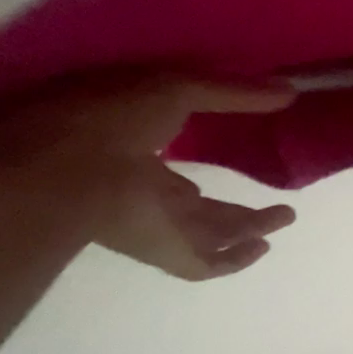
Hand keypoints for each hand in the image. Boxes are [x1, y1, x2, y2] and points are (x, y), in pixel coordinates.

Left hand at [0, 73, 297, 280]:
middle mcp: (146, 193)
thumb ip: (230, 92)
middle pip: (199, 207)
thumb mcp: (173, 88)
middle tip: (276, 204)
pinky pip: (208, 264)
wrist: (63, 171)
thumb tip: (289, 90)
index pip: (173, 167)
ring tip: (285, 217)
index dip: (203, 165)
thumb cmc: (107, 119)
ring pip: (211, 234)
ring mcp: (158, 225)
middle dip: (235, 209)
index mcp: (133, 155)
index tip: (238, 164)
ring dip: (248, 228)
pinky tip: (263, 247)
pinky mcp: (167, 251)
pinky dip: (237, 260)